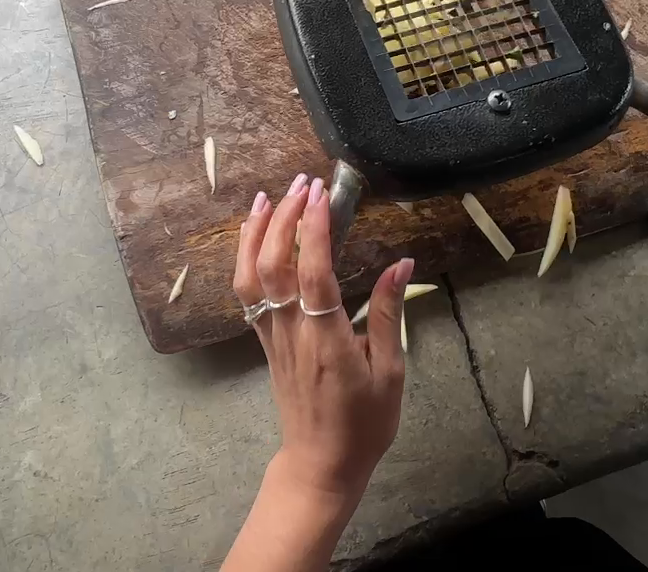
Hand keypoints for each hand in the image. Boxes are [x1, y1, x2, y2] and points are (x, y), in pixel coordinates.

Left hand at [234, 174, 411, 498]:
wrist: (320, 464)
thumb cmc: (363, 422)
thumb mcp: (390, 373)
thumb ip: (388, 314)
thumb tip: (402, 263)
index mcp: (327, 339)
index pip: (314, 273)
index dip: (314, 231)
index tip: (321, 194)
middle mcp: (292, 330)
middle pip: (274, 265)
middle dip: (285, 218)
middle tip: (303, 183)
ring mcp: (271, 333)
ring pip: (251, 275)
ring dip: (257, 232)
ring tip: (270, 196)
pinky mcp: (263, 338)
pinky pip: (246, 291)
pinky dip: (246, 255)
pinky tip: (254, 232)